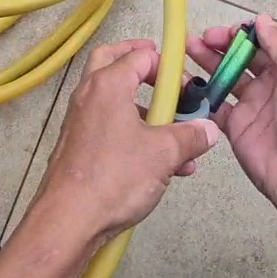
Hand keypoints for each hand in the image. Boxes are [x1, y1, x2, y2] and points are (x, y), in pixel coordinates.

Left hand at [29, 38, 222, 242]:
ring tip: (170, 131)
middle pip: (111, 59)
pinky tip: (156, 163)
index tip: (186, 87)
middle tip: (159, 71)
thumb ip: (190, 137)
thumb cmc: (113, 178)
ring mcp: (80, 119)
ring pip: (111, 97)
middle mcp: (89, 94)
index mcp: (108, 83)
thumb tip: (209, 130)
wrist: (68, 222)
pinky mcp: (77, 145)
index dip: (168, 67)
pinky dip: (130, 130)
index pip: (141, 55)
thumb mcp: (163, 154)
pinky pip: (107, 125)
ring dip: (141, 105)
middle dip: (138, 62)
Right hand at [186, 15, 276, 218]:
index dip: (251, 31)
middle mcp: (271, 83)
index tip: (234, 29)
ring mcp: (252, 104)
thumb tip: (263, 20)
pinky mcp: (235, 125)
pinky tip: (185, 80)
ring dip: (208, 60)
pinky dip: (199, 92)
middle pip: (243, 55)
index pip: (268, 40)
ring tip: (189, 48)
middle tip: (205, 37)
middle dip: (223, 42)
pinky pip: (214, 104)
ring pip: (226, 75)